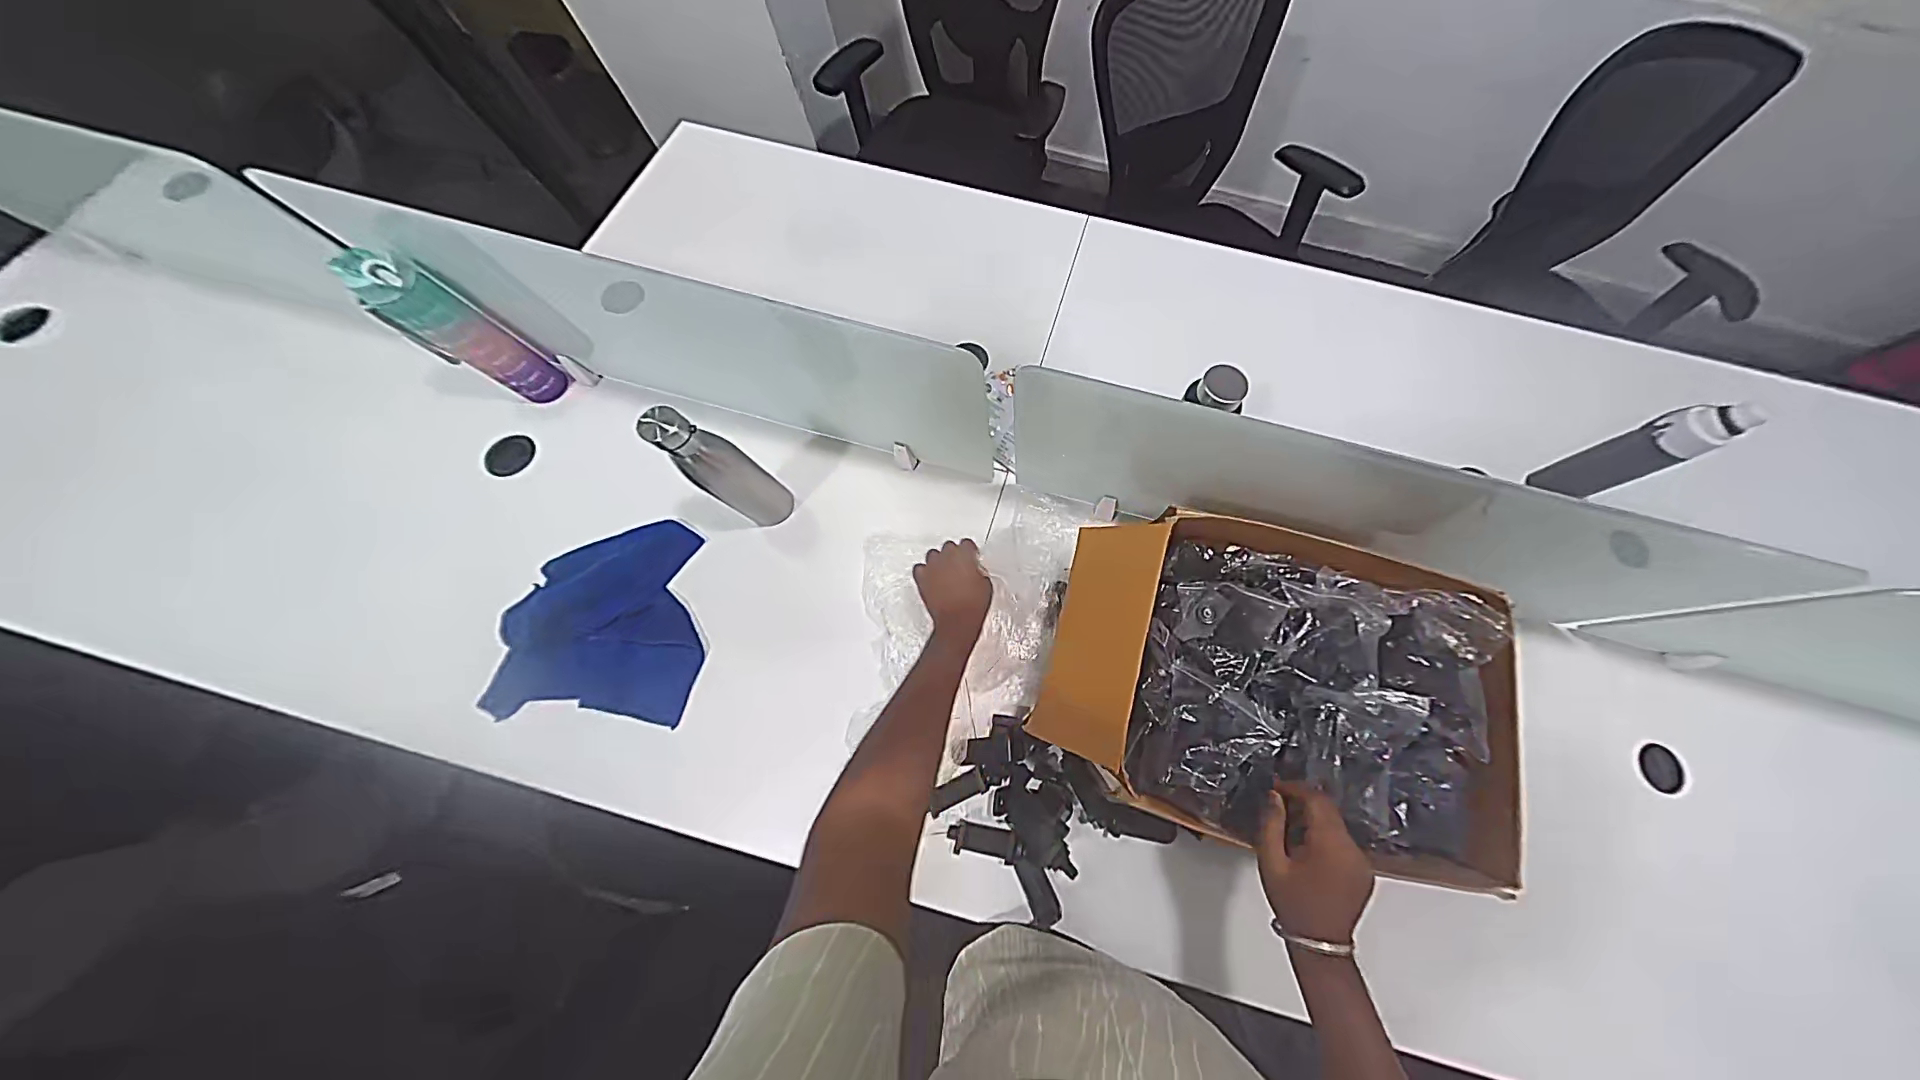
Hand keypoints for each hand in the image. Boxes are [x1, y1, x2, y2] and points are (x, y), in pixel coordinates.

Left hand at [914, 539, 991, 640]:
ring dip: (939, 561)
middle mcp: (946, 557)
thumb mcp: (985, 584)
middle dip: (954, 554)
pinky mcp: (921, 578)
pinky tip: (931, 578)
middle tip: (959, 566)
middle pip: (948, 546)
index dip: (970, 550)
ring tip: (945, 572)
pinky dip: (925, 571)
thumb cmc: (972, 605)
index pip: (966, 543)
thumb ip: (978, 572)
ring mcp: (932, 567)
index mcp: (964, 555)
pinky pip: (920, 568)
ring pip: (933, 555)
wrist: (957, 621)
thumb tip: (975, 572)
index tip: (971, 556)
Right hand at [1256, 781, 1374, 944]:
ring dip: (1314, 820)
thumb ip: (1272, 824)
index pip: (1318, 801)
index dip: (1296, 788)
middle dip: (1304, 803)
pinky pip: (1343, 843)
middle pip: (1329, 812)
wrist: (1320, 943)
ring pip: (1337, 826)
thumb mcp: (1272, 861)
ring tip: (1288, 828)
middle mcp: (1353, 849)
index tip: (1276, 788)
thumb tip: (1275, 797)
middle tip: (1278, 805)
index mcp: (1331, 844)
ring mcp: (1362, 862)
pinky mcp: (1364, 872)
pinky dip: (1325, 837)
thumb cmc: (1292, 902)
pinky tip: (1306, 848)